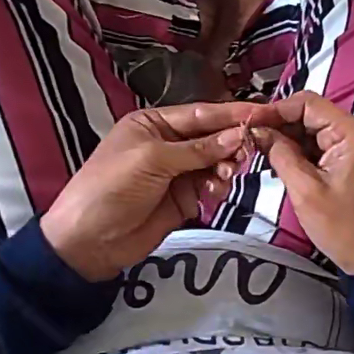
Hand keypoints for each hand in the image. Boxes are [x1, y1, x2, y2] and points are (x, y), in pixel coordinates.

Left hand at [41, 101, 279, 280]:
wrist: (90, 241)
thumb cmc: (111, 187)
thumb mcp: (151, 159)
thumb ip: (196, 148)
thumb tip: (237, 134)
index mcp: (153, 123)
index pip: (200, 113)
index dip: (231, 114)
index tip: (264, 114)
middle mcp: (167, 143)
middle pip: (212, 136)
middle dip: (232, 142)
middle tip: (249, 150)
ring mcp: (176, 172)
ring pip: (216, 161)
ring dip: (227, 165)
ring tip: (226, 175)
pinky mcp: (183, 198)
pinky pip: (211, 185)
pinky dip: (219, 185)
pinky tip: (215, 191)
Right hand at [255, 92, 353, 274]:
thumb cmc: (340, 225)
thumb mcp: (304, 189)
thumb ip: (279, 153)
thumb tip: (256, 130)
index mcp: (350, 133)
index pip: (307, 103)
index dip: (275, 109)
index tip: (249, 122)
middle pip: (307, 112)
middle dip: (277, 123)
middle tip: (249, 136)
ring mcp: (350, 142)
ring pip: (308, 125)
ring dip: (283, 135)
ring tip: (257, 147)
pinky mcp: (344, 155)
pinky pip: (314, 141)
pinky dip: (294, 147)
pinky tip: (274, 157)